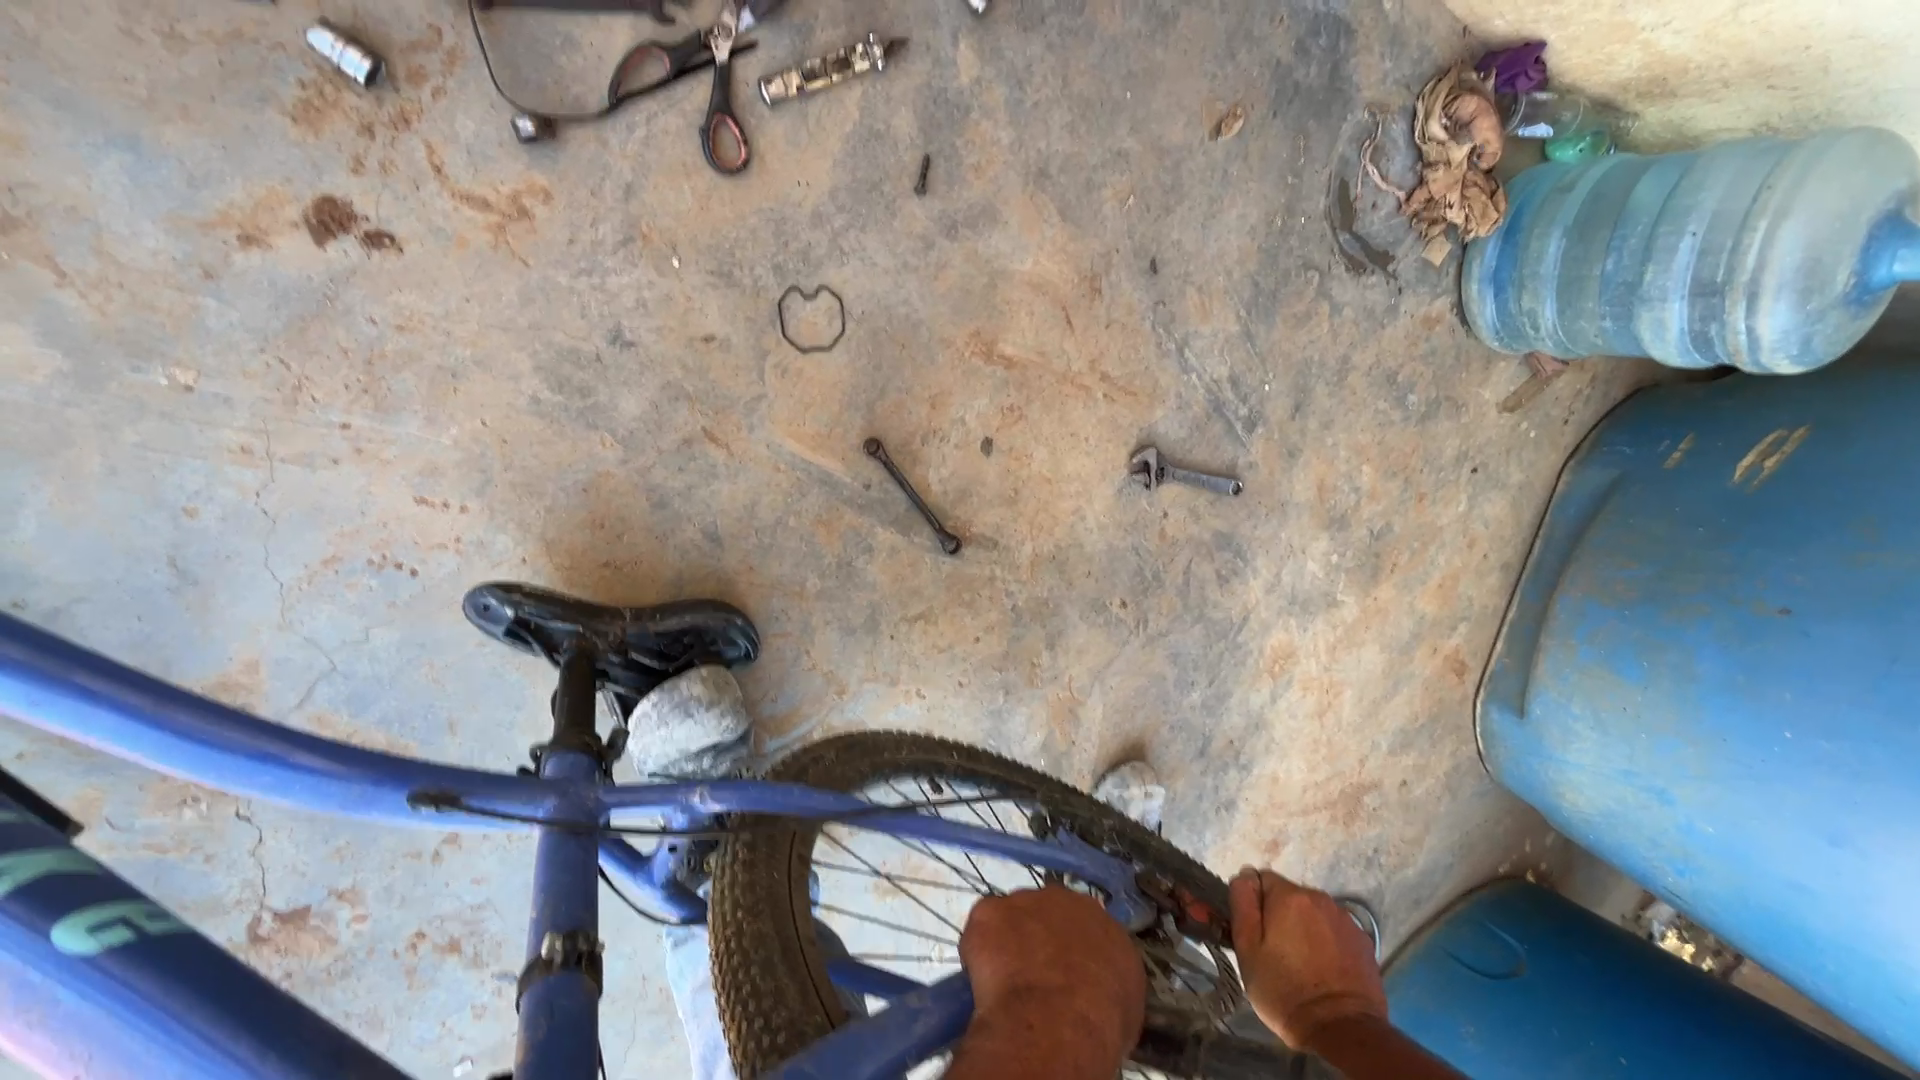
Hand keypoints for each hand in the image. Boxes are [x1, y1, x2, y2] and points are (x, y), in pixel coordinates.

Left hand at [956, 886, 1145, 1073]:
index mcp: (1102, 921)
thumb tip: (1093, 988)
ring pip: (1012, 916)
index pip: (1084, 929)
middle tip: (1034, 973)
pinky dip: (979, 947)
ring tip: (1006, 978)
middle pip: (1047, 914)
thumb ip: (1107, 981)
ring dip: (1008, 940)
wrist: (1058, 1020)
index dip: (1070, 951)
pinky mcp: (989, 910)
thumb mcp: (1125, 1004)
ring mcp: (1024, 900)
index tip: (1064, 972)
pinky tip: (984, 975)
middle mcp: (1066, 900)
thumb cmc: (1100, 1022)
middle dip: (1040, 938)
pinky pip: (982, 926)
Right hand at [1229, 868, 1386, 1048]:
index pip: (1262, 879)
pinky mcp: (1364, 942)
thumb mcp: (1247, 949)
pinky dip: (1327, 943)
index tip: (1254, 932)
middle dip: (1280, 915)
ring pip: (1314, 914)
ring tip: (1301, 963)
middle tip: (1274, 952)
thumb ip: (1242, 904)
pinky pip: (1335, 931)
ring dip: (1304, 928)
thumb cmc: (1284, 989)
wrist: (1342, 1029)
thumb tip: (1245, 877)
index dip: (1253, 903)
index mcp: (1290, 896)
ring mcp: (1347, 920)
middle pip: (1290, 896)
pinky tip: (1324, 970)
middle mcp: (1321, 899)